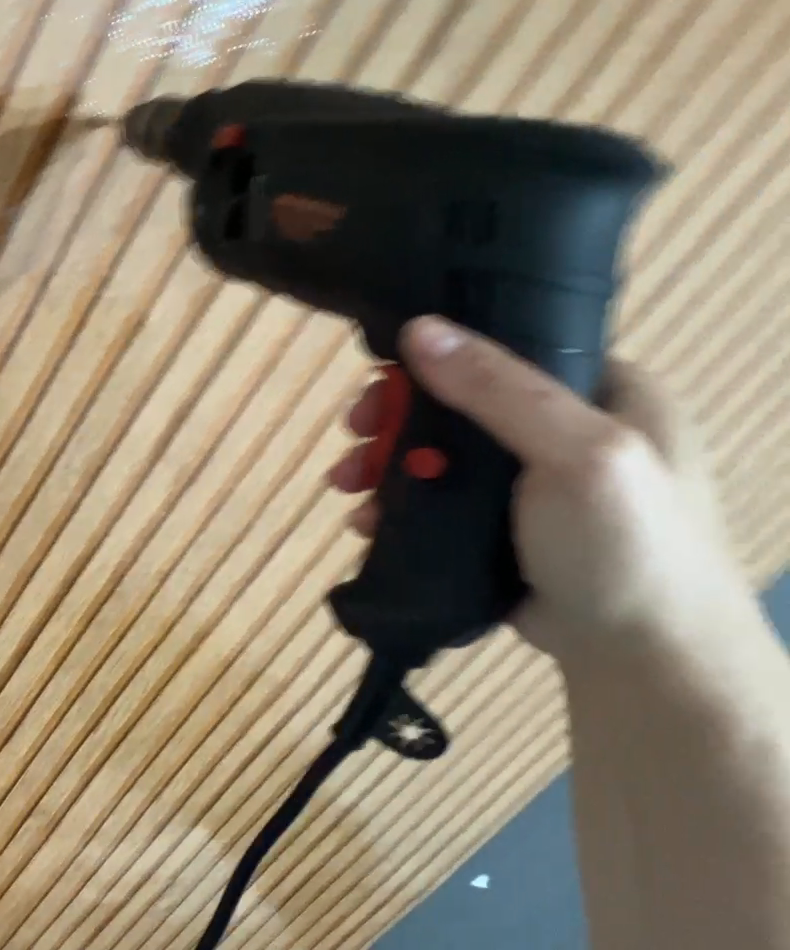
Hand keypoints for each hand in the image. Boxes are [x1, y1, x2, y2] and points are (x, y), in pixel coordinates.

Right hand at [329, 316, 747, 657]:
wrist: (641, 659)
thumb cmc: (628, 547)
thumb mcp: (577, 453)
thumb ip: (499, 390)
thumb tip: (419, 329)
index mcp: (607, 393)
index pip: (508, 348)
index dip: (439, 358)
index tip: (382, 379)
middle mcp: (566, 427)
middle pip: (455, 402)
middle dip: (394, 421)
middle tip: (354, 438)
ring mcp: (529, 480)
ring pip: (436, 451)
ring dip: (382, 465)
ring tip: (346, 487)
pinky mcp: (497, 524)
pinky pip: (432, 497)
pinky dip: (394, 504)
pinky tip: (367, 520)